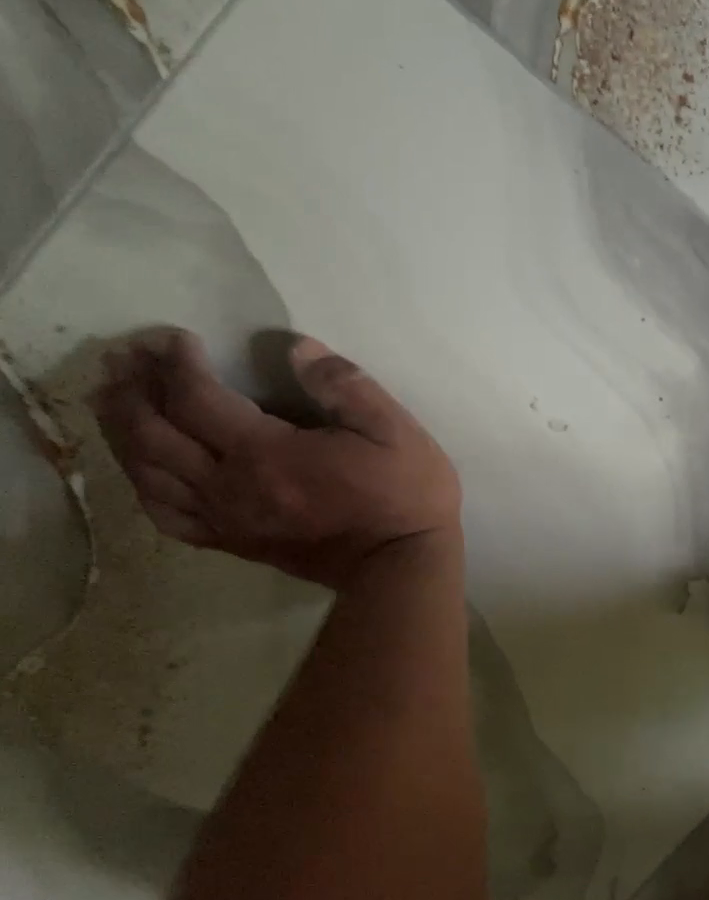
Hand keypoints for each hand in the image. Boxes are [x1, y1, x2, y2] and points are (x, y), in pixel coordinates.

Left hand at [88, 328, 460, 588]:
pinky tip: (142, 467)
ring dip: (121, 429)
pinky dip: (141, 483)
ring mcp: (222, 516)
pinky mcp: (230, 540)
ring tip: (113, 399)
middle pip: (152, 431)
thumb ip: (347, 387)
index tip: (174, 337)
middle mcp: (226, 483)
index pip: (196, 397)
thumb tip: (300, 349)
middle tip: (123, 357)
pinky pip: (164, 512)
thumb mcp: (396, 431)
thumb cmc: (405, 492)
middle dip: (132, 388)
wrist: (401, 562)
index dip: (177, 363)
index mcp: (264, 451)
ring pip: (145, 470)